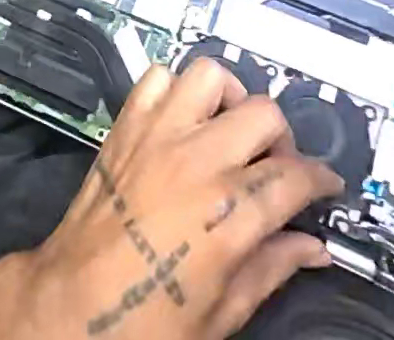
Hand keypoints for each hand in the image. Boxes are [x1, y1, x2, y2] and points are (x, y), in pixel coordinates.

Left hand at [0, 60, 344, 339]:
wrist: (70, 308)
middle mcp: (196, 163)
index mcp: (225, 217)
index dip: (320, 179)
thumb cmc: (144, 321)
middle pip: (264, 116)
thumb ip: (272, 270)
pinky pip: (158, 77)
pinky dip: (176, 89)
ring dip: (230, 100)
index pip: (294, 177)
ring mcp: (159, 136)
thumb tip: (312, 247)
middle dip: (282, 139)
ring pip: (212, 77)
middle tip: (274, 166)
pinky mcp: (128, 126)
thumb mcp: (220, 314)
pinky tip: (183, 119)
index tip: (324, 184)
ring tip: (230, 130)